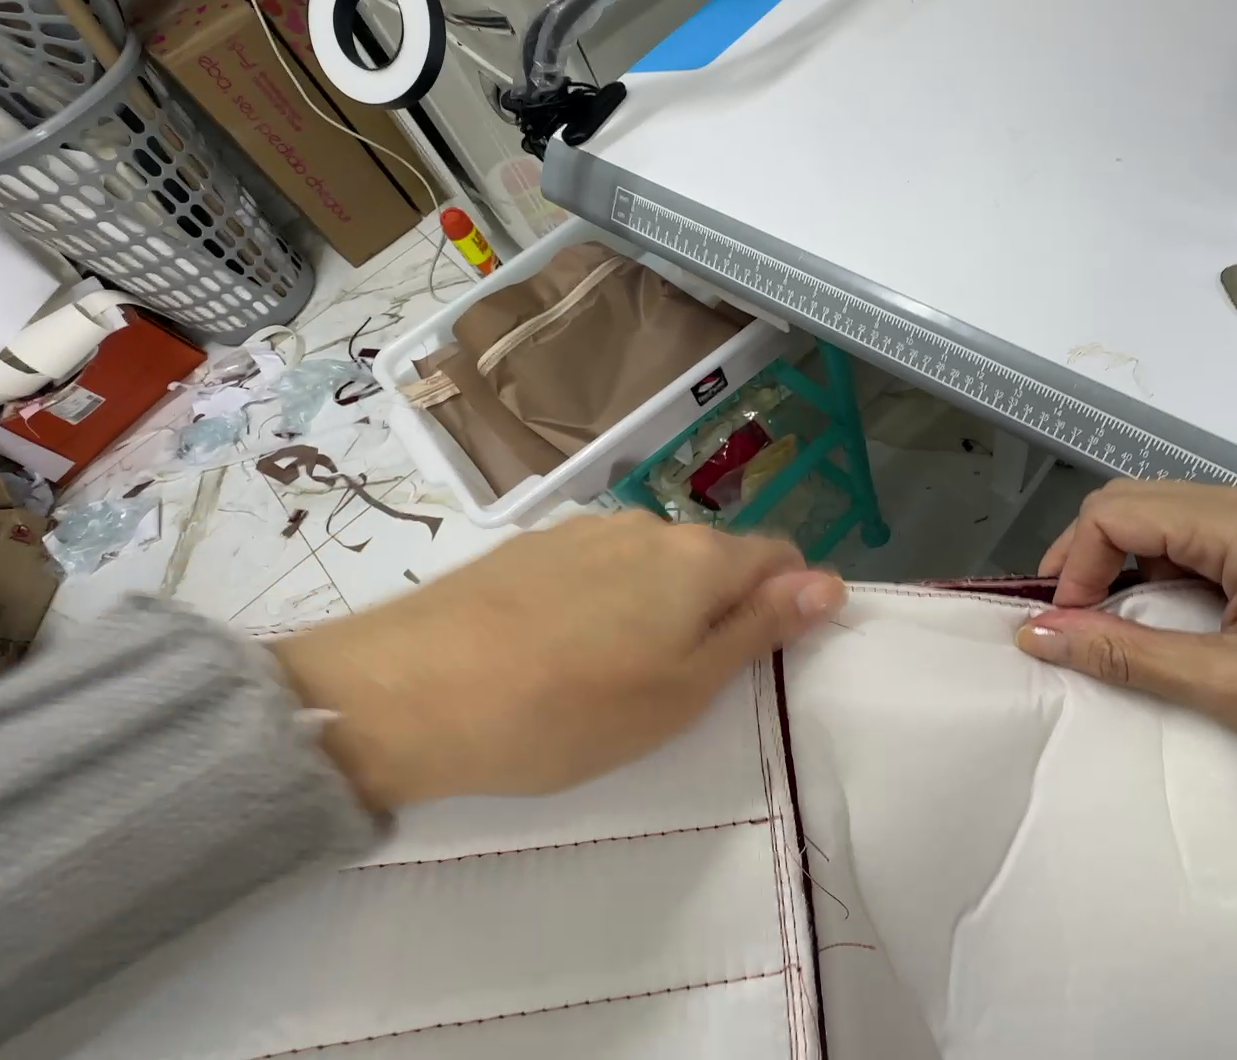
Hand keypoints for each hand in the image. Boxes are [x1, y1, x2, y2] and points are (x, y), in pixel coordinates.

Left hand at [273, 513, 845, 808]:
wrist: (407, 693)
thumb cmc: (567, 710)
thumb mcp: (683, 690)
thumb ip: (760, 629)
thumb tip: (830, 582)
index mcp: (697, 559)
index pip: (779, 556)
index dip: (787, 602)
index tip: (761, 657)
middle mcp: (648, 526)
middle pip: (714, 559)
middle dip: (720, 609)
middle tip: (683, 683)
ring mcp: (585, 530)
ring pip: (655, 563)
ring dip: (662, 606)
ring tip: (615, 671)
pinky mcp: (533, 545)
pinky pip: (602, 566)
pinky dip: (609, 600)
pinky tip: (563, 646)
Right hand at [1014, 480, 1236, 821]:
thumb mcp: (1229, 685)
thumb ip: (1123, 654)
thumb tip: (1036, 634)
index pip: (1115, 512)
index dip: (1073, 564)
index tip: (1065, 626)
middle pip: (1138, 503)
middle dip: (1090, 557)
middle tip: (1073, 621)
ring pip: (1172, 518)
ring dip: (1128, 563)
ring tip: (1116, 623)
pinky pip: (1210, 537)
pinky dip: (1170, 569)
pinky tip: (1175, 616)